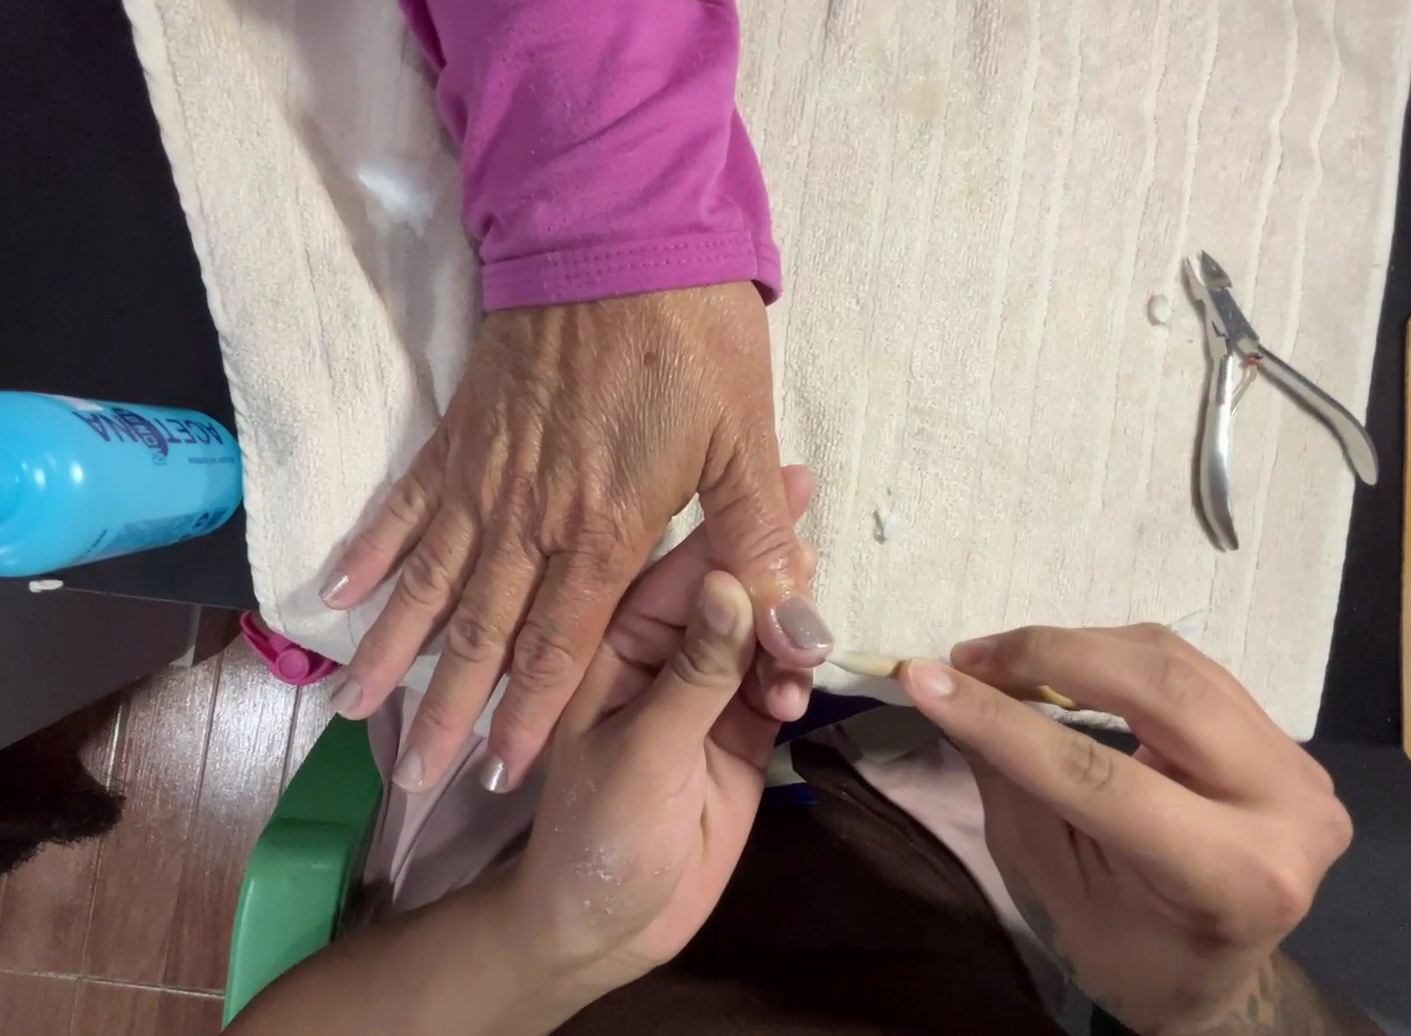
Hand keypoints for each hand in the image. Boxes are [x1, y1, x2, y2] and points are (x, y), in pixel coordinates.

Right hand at [320, 284, 828, 795]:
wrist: (616, 232)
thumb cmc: (689, 335)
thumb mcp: (744, 434)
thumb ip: (758, 536)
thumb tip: (791, 624)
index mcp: (605, 529)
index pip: (561, 646)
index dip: (530, 716)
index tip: (498, 774)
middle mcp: (531, 518)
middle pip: (484, 632)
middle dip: (450, 710)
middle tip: (412, 775)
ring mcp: (484, 477)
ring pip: (431, 581)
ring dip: (392, 651)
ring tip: (353, 707)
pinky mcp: (459, 434)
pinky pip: (405, 504)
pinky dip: (370, 551)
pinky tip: (335, 593)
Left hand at [497, 466, 815, 995]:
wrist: (611, 926)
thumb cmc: (599, 833)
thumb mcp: (644, 750)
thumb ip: (695, 673)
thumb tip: (735, 583)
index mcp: (619, 641)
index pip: (682, 572)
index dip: (734, 531)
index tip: (788, 485)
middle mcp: (665, 652)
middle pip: (730, 595)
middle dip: (772, 584)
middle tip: (811, 572)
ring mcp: (707, 689)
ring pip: (760, 637)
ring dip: (786, 639)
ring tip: (798, 658)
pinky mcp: (741, 727)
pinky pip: (776, 686)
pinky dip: (792, 685)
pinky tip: (793, 700)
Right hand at [898, 627, 1354, 1034]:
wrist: (1203, 970)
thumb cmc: (1110, 935)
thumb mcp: (1039, 867)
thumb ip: (1001, 772)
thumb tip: (942, 687)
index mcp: (1226, 875)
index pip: (1094, 773)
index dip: (997, 717)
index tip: (920, 677)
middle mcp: (1286, 811)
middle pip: (1159, 688)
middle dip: (1045, 655)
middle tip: (966, 658)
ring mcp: (1294, 765)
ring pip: (1168, 659)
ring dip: (1069, 645)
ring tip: (999, 660)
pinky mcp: (1276, 734)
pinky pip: (1179, 661)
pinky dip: (1102, 649)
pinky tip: (1055, 664)